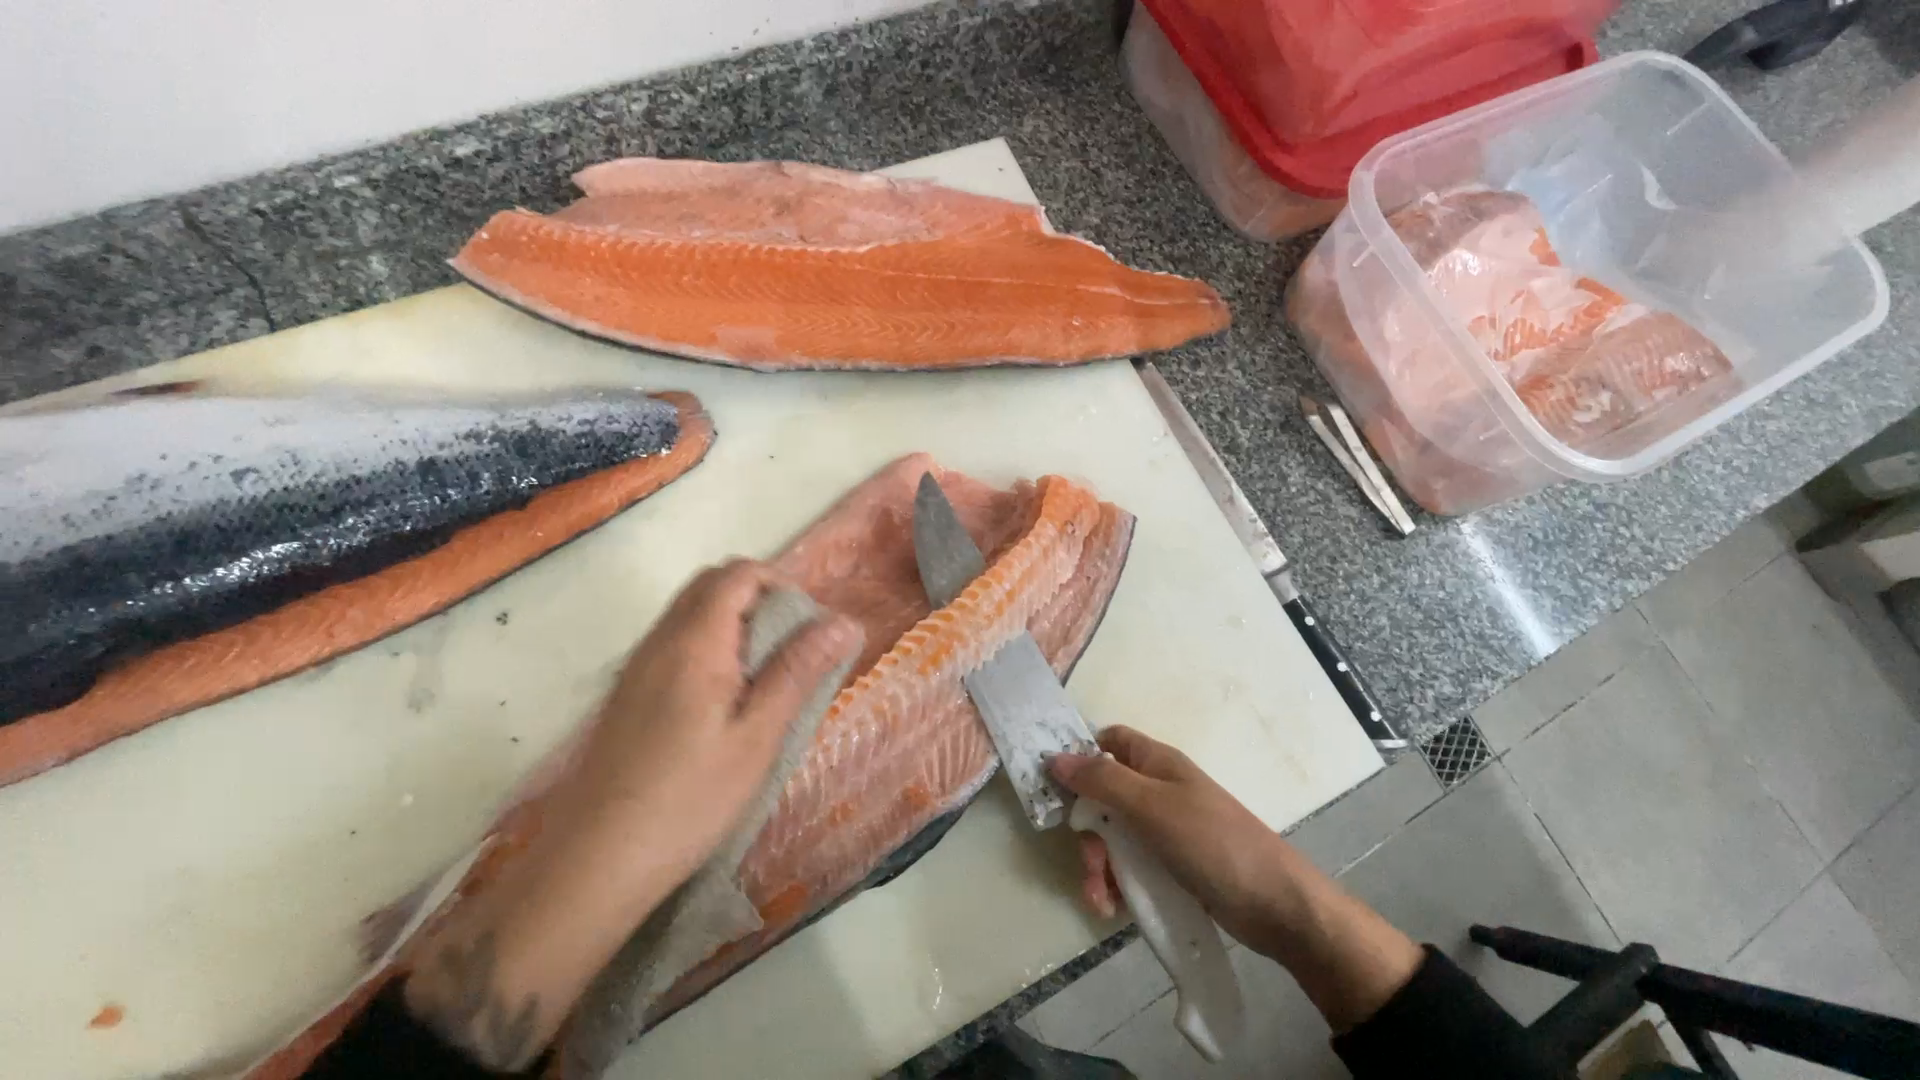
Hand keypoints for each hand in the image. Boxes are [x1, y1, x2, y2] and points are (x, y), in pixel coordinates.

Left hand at [563, 558, 863, 891]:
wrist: (595, 859)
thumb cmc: (689, 800)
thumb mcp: (757, 739)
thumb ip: (797, 672)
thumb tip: (844, 622)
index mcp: (695, 643)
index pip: (738, 575)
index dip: (781, 584)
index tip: (811, 628)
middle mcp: (659, 641)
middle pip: (710, 584)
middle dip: (759, 597)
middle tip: (794, 647)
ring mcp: (637, 666)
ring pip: (690, 612)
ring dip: (733, 621)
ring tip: (767, 675)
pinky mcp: (628, 693)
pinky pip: (674, 642)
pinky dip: (709, 645)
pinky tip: (726, 700)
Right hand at [1048, 725, 1301, 955]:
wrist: (1275, 905)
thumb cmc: (1212, 842)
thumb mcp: (1151, 806)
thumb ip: (1102, 781)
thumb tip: (1053, 757)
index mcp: (1157, 764)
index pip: (1110, 742)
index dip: (1081, 756)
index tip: (1055, 785)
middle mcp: (1159, 792)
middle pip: (1103, 798)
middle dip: (1088, 832)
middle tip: (1091, 861)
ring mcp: (1166, 832)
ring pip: (1114, 839)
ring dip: (1099, 867)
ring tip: (1101, 899)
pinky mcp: (1172, 869)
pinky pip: (1131, 869)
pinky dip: (1117, 887)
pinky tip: (1114, 910)